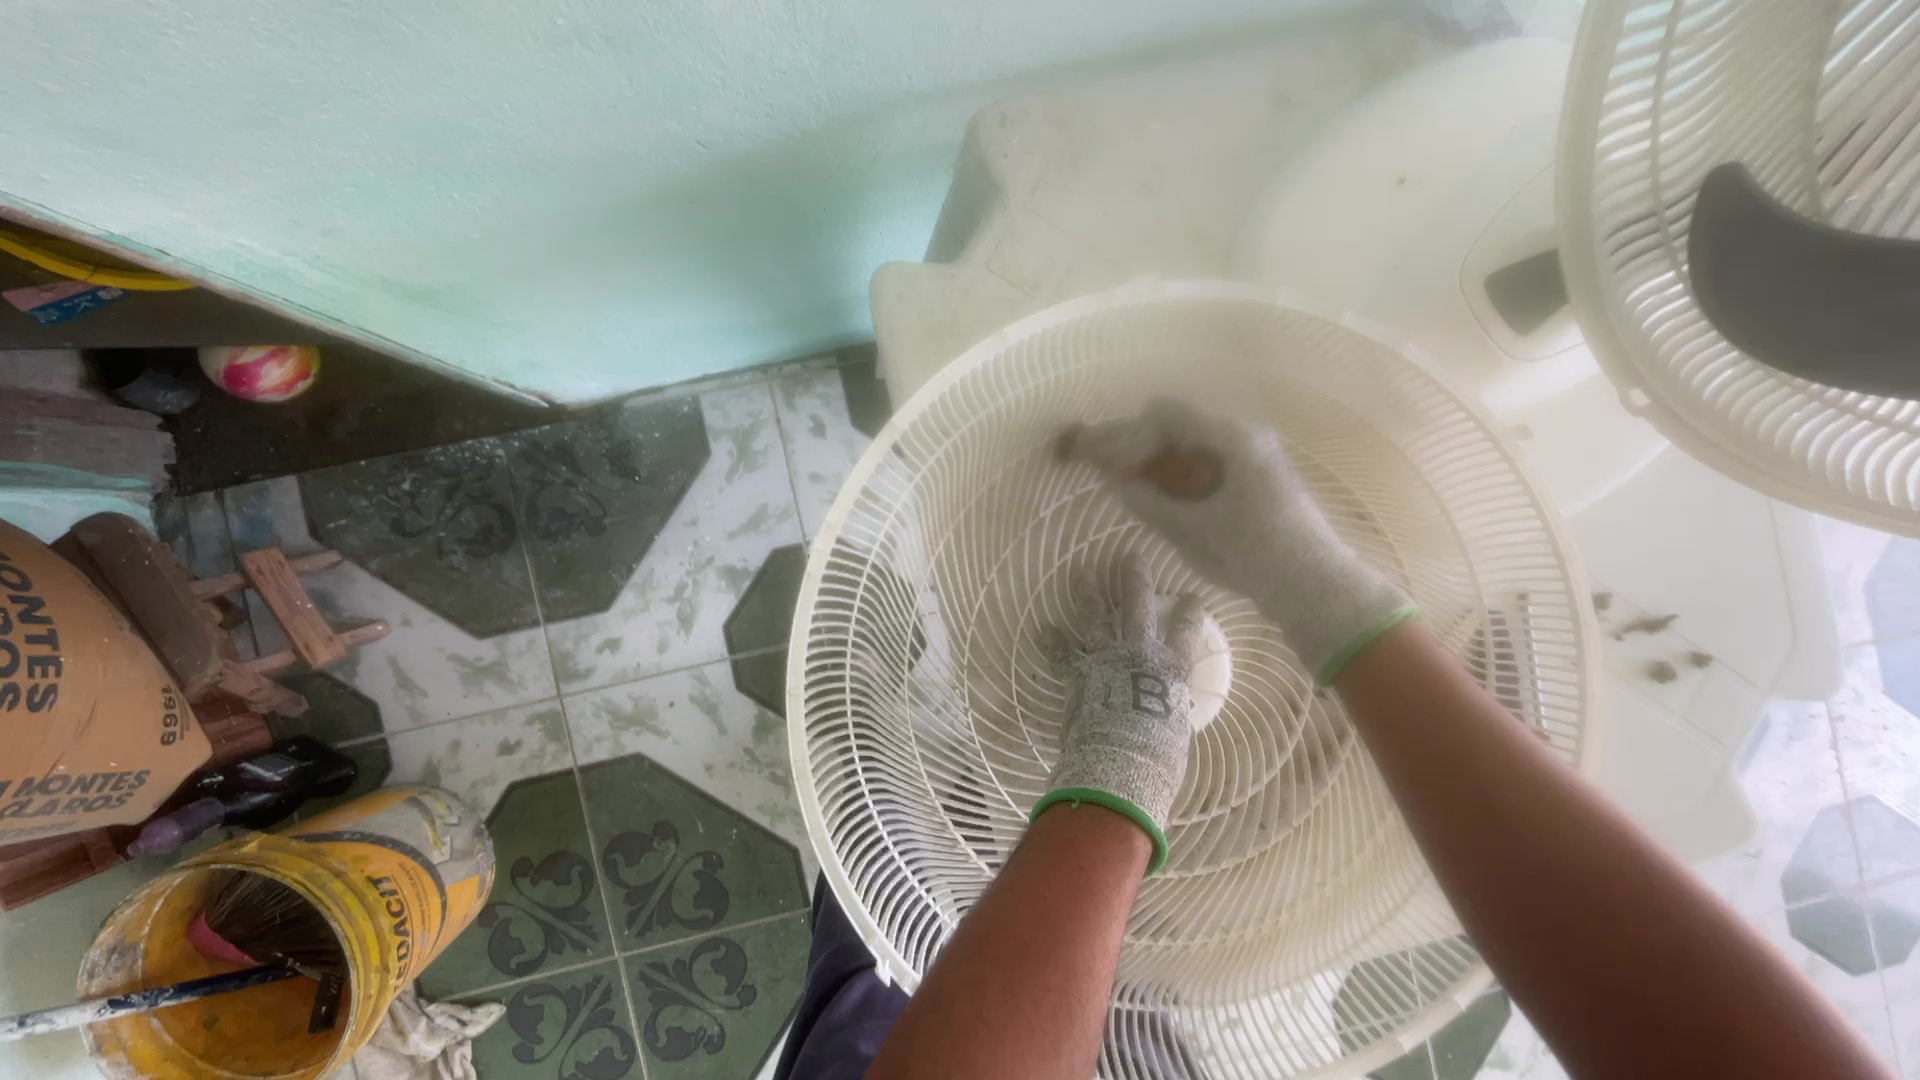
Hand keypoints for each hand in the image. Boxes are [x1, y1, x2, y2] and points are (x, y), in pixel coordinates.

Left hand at [1034, 555, 1205, 875]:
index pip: (1186, 634)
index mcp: (1172, 672)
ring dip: (1087, 592)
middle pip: (1138, 608)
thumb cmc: (1158, 759)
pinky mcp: (1079, 673)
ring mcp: (1107, 659)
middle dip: (1136, 580)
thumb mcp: (1176, 736)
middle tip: (1131, 557)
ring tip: (1081, 570)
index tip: (1192, 597)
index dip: (1190, 613)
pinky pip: (1062, 653)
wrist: (1122, 763)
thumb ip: (1170, 719)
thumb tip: (1166, 724)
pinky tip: (1043, 628)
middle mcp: (1140, 655)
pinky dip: (1052, 642)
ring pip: (1096, 616)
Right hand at [1059, 397, 1415, 683]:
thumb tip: (1116, 482)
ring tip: (1126, 482)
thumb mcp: (1192, 531)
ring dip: (1156, 457)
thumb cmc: (1253, 554)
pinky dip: (1178, 470)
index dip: (1128, 438)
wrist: (1314, 585)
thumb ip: (1149, 502)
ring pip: (1190, 441)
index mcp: (1231, 438)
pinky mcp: (1256, 474)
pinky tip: (1159, 492)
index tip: (1109, 472)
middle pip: (1176, 423)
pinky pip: (1206, 458)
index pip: (1164, 414)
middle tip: (1102, 467)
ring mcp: (1253, 453)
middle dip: (1136, 443)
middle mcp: (1244, 434)